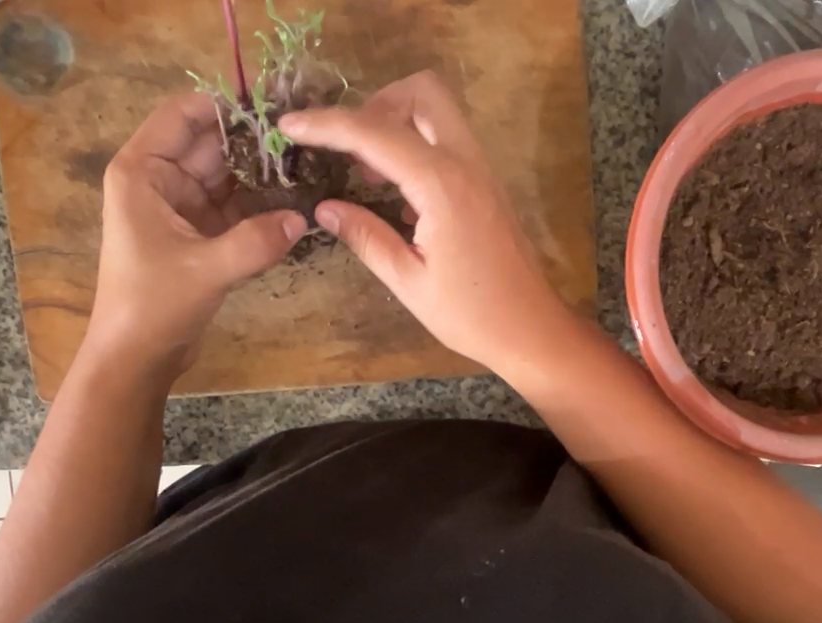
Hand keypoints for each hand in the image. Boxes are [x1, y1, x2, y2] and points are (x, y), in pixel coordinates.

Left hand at [81, 92, 307, 378]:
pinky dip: (261, 210)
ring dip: (263, 178)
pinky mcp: (201, 238)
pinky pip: (236, 211)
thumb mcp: (206, 270)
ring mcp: (183, 210)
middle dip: (254, 144)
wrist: (138, 356)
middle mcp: (162, 182)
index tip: (274, 112)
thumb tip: (303, 219)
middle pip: (212, 146)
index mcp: (144, 172)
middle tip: (305, 144)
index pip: (183, 116)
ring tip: (308, 172)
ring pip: (228, 179)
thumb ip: (256, 242)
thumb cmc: (154, 304)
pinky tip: (295, 207)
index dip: (225, 107)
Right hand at [278, 72, 578, 374]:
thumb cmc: (471, 315)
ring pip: (438, 114)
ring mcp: (482, 172)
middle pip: (420, 94)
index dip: (326, 125)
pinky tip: (398, 196)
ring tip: (367, 176)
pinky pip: (449, 143)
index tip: (289, 127)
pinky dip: (418, 148)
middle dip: (376, 105)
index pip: (375, 133)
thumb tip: (326, 209)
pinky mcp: (488, 187)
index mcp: (442, 186)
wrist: (531, 329)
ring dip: (398, 125)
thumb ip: (367, 238)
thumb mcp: (409, 282)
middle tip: (349, 149)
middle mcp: (466, 164)